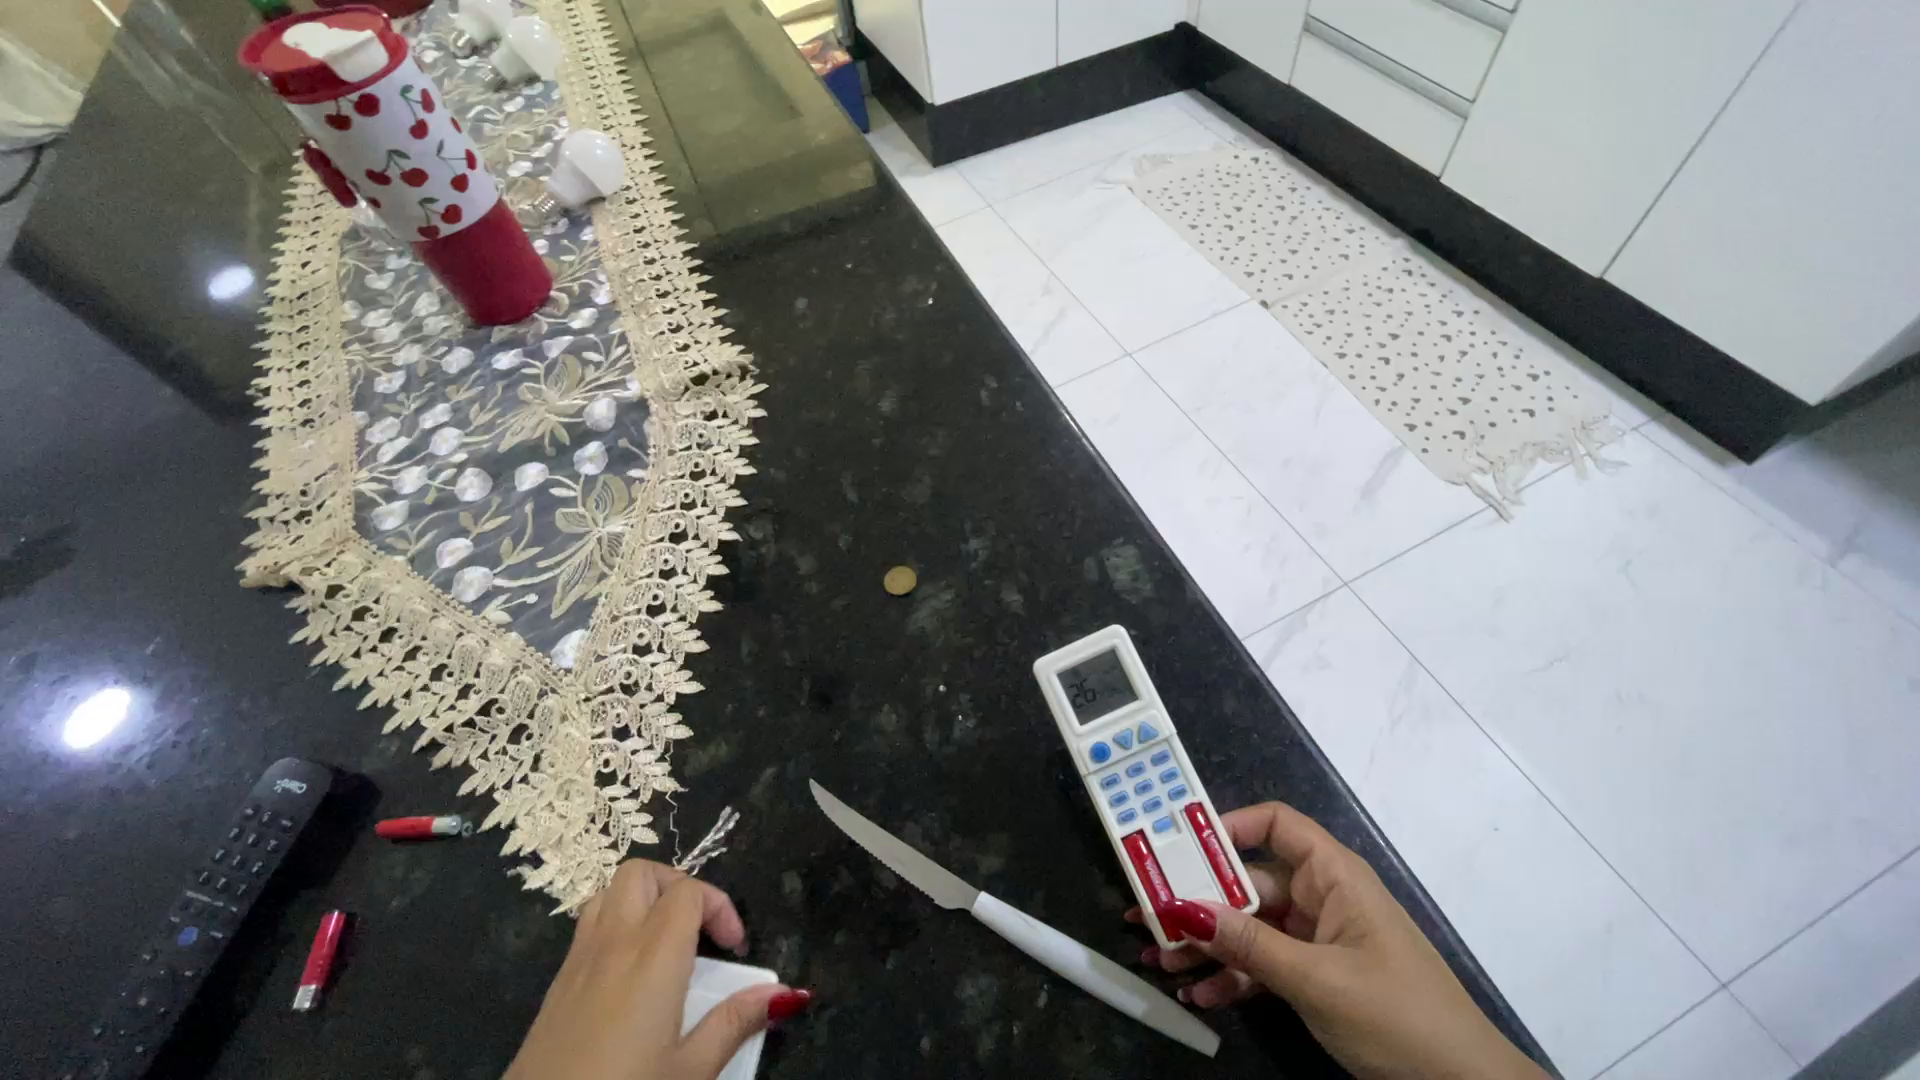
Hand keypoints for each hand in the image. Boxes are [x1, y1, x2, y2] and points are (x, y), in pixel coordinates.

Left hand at [504, 860, 811, 1079]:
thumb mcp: (691, 1071)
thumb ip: (736, 1022)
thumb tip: (784, 993)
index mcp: (654, 955)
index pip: (689, 892)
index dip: (720, 906)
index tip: (735, 947)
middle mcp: (614, 943)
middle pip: (642, 874)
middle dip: (677, 886)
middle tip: (700, 929)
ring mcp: (578, 961)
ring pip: (609, 892)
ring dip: (642, 900)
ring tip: (666, 941)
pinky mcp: (556, 986)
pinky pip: (588, 926)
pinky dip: (616, 926)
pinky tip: (630, 974)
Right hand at [1131, 802, 1544, 1079]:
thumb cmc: (1397, 1014)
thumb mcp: (1316, 980)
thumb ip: (1248, 944)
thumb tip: (1184, 909)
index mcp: (1333, 876)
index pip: (1275, 825)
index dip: (1229, 826)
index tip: (1181, 845)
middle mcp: (1321, 897)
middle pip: (1249, 883)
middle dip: (1199, 902)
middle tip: (1148, 914)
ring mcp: (1318, 939)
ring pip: (1250, 929)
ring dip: (1207, 947)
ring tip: (1160, 961)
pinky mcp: (1317, 977)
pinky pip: (1264, 965)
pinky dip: (1233, 979)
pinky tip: (1199, 996)